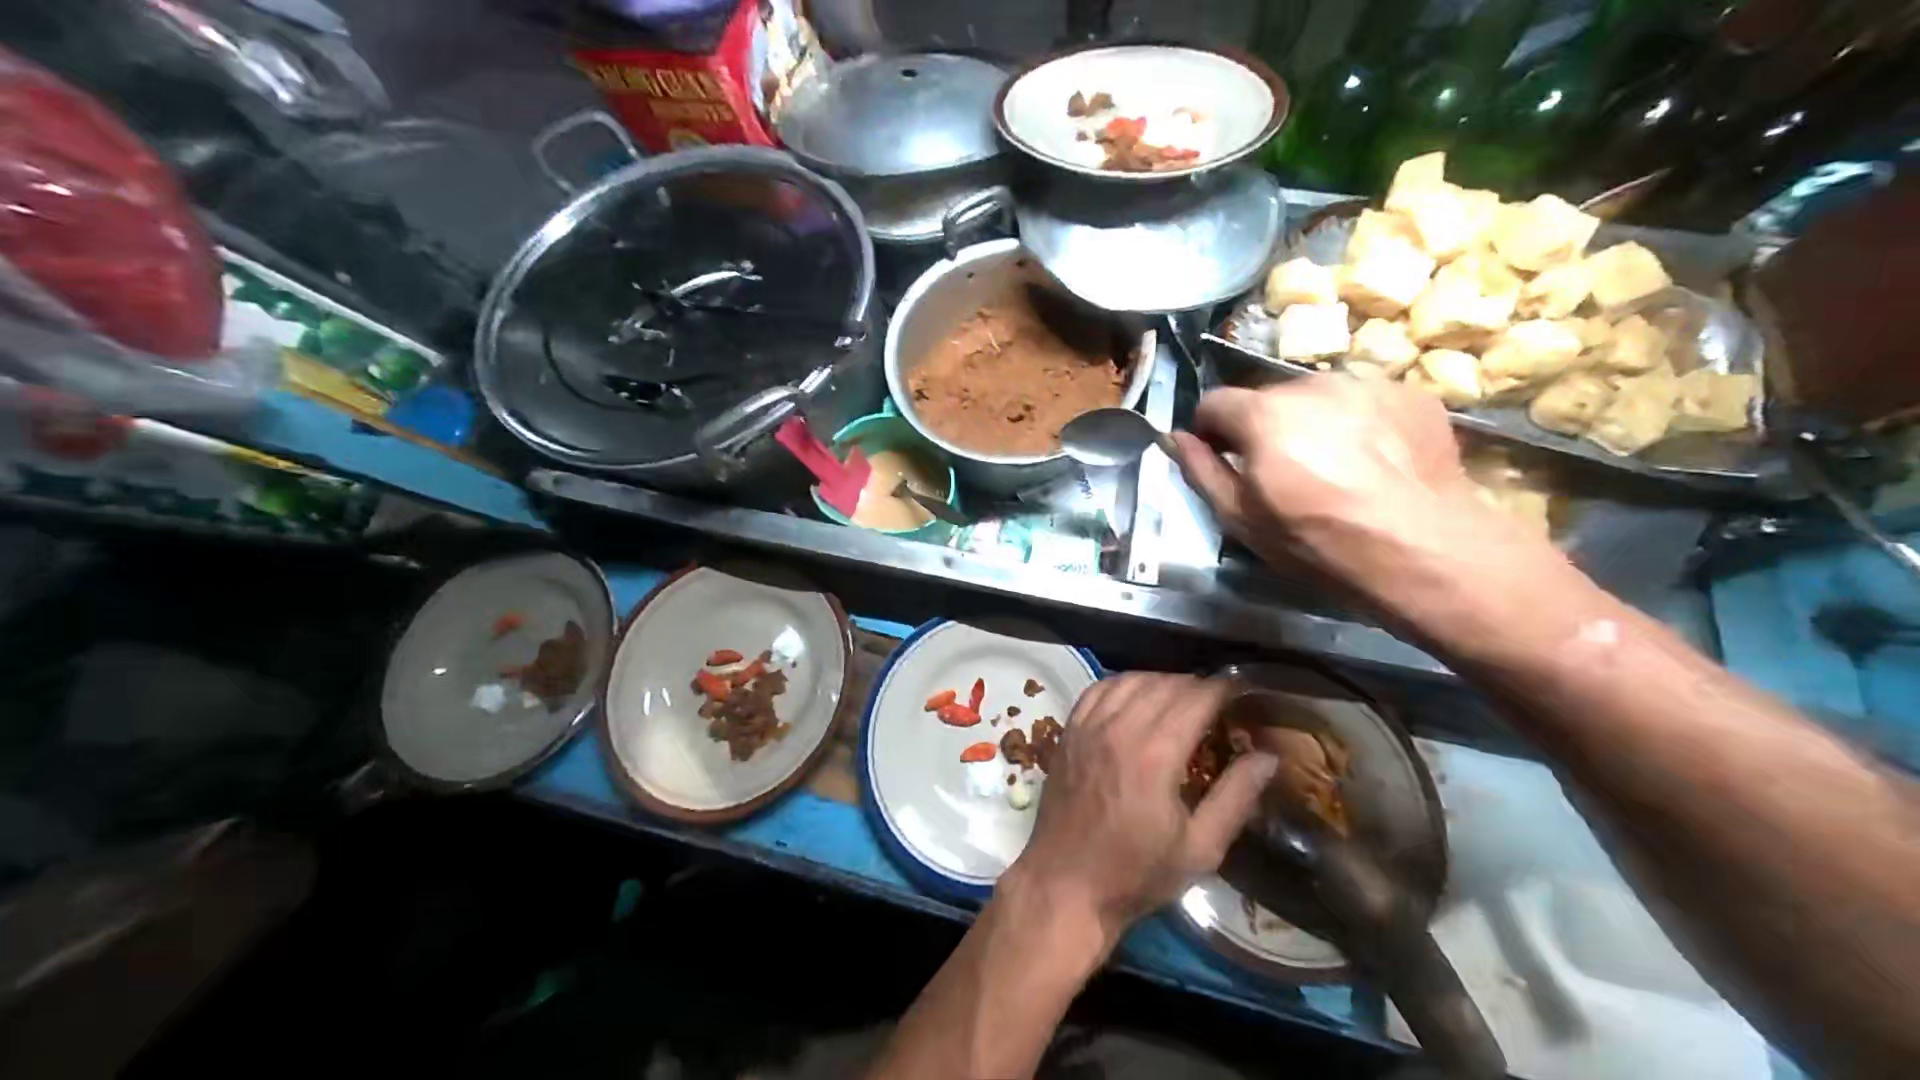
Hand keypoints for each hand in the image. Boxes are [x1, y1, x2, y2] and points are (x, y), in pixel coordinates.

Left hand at [1006, 674, 1278, 945]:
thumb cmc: (1136, 872)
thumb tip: (1267, 757)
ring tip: (1180, 698)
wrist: (1066, 884)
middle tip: (1216, 703)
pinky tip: (1136, 697)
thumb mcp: (1200, 848)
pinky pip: (1098, 689)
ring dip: (1160, 681)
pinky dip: (1122, 684)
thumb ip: (1236, 797)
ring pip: (1130, 680)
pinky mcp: (1069, 731)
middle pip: (1164, 684)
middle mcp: (1118, 729)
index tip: (1242, 692)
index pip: (1195, 699)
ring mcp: (1088, 727)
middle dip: (1195, 686)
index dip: (1222, 689)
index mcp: (1155, 755)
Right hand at [1170, 377, 1558, 614]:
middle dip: (1263, 428)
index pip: (1214, 402)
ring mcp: (1367, 385)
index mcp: (1263, 413)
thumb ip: (1200, 470)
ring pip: (1318, 398)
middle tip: (1282, 473)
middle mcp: (1312, 385)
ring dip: (1311, 423)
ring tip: (1333, 468)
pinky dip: (1358, 424)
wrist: (1421, 548)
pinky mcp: (1411, 395)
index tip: (1222, 459)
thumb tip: (1174, 437)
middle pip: (1268, 398)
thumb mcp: (1239, 517)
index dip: (1210, 431)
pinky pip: (1365, 403)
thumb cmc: (1316, 539)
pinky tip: (1373, 462)